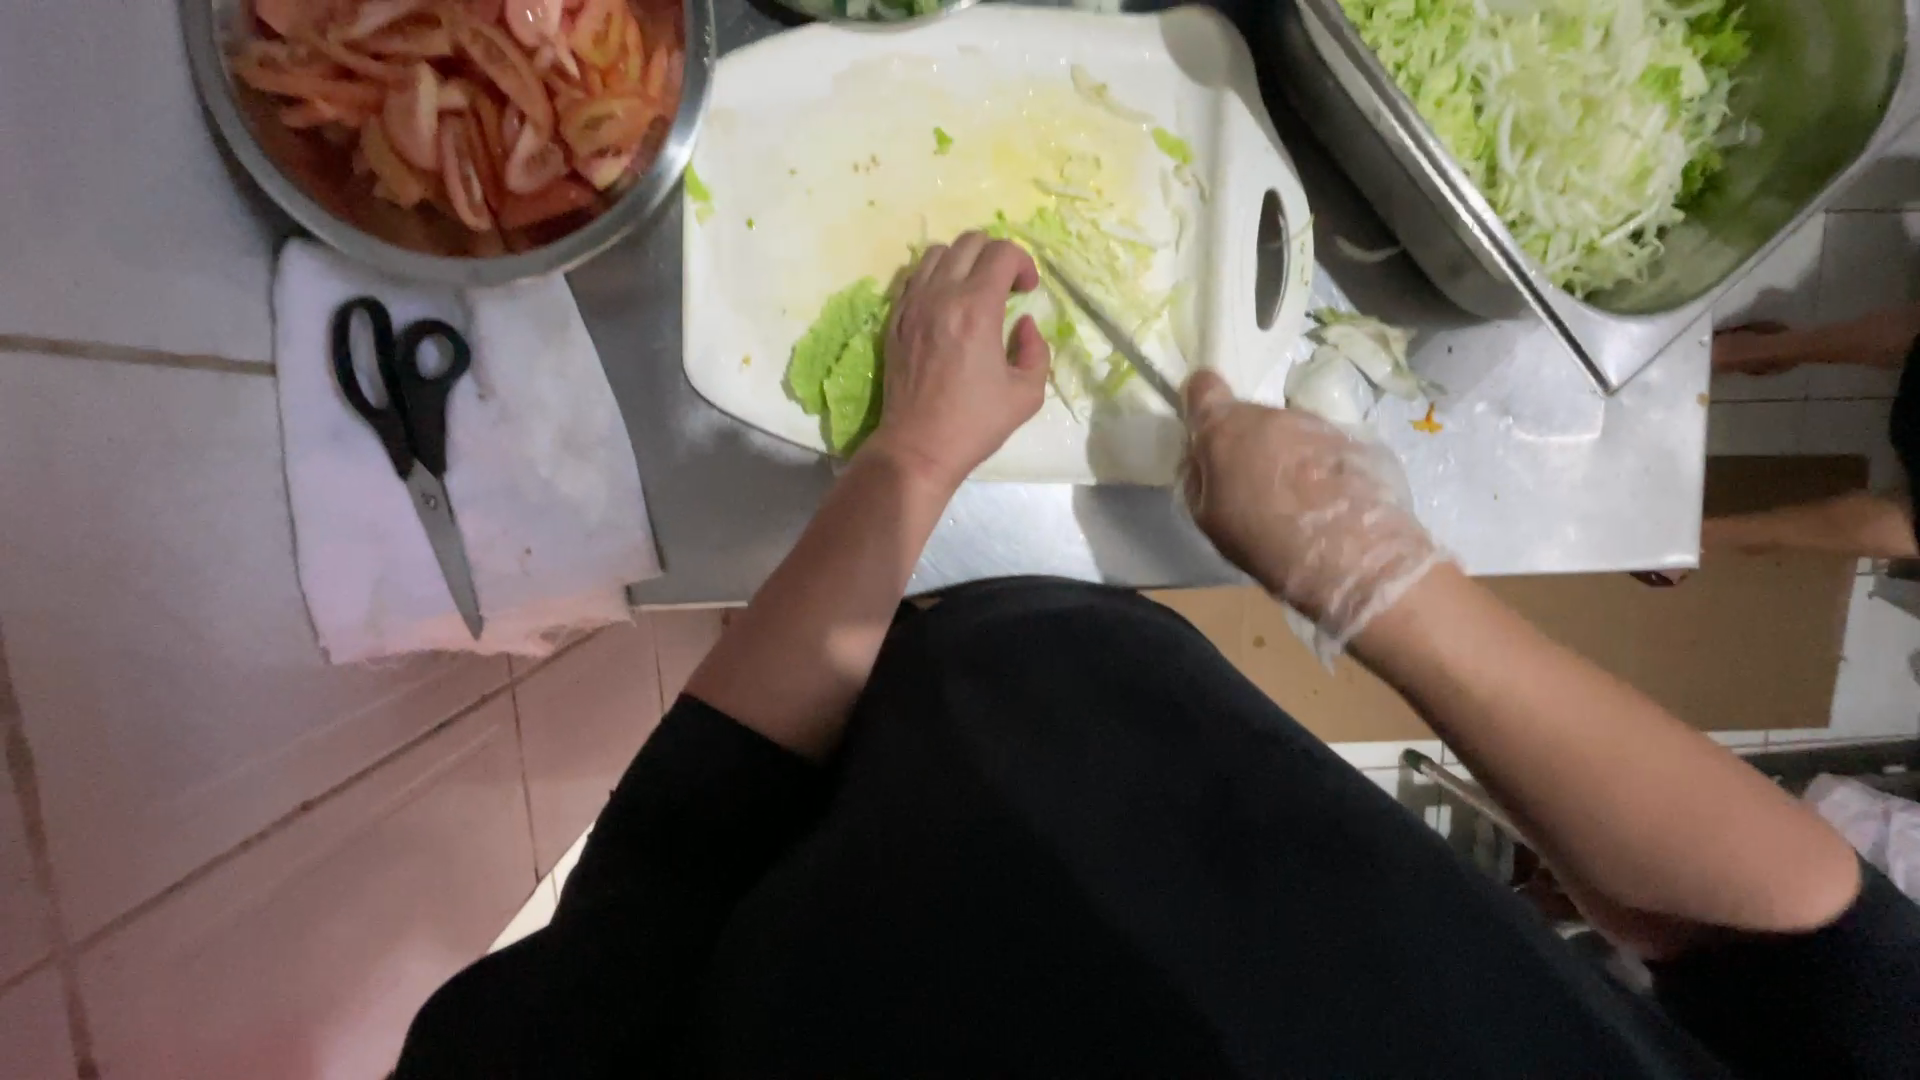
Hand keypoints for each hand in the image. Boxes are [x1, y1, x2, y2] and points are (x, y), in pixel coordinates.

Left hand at [859, 231, 1050, 488]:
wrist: (918, 447)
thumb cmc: (975, 425)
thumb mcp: (1027, 394)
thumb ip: (1036, 350)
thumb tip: (1023, 324)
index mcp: (976, 310)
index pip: (1002, 253)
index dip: (1023, 264)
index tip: (1027, 290)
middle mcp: (940, 297)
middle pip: (969, 242)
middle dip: (995, 256)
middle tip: (1005, 287)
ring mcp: (911, 306)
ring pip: (937, 253)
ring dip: (962, 262)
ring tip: (973, 290)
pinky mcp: (894, 320)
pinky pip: (914, 277)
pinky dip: (935, 278)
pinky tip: (946, 305)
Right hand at [1182, 371, 1446, 653]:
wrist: (1349, 554)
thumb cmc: (1262, 538)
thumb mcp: (1206, 517)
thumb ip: (1199, 476)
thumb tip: (1201, 458)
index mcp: (1225, 428)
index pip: (1203, 386)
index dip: (1200, 400)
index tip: (1204, 424)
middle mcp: (1271, 414)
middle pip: (1250, 416)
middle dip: (1247, 442)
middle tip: (1251, 484)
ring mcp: (1317, 423)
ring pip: (1289, 432)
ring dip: (1286, 455)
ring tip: (1294, 500)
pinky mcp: (1356, 440)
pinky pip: (1325, 449)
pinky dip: (1320, 468)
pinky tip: (1326, 503)